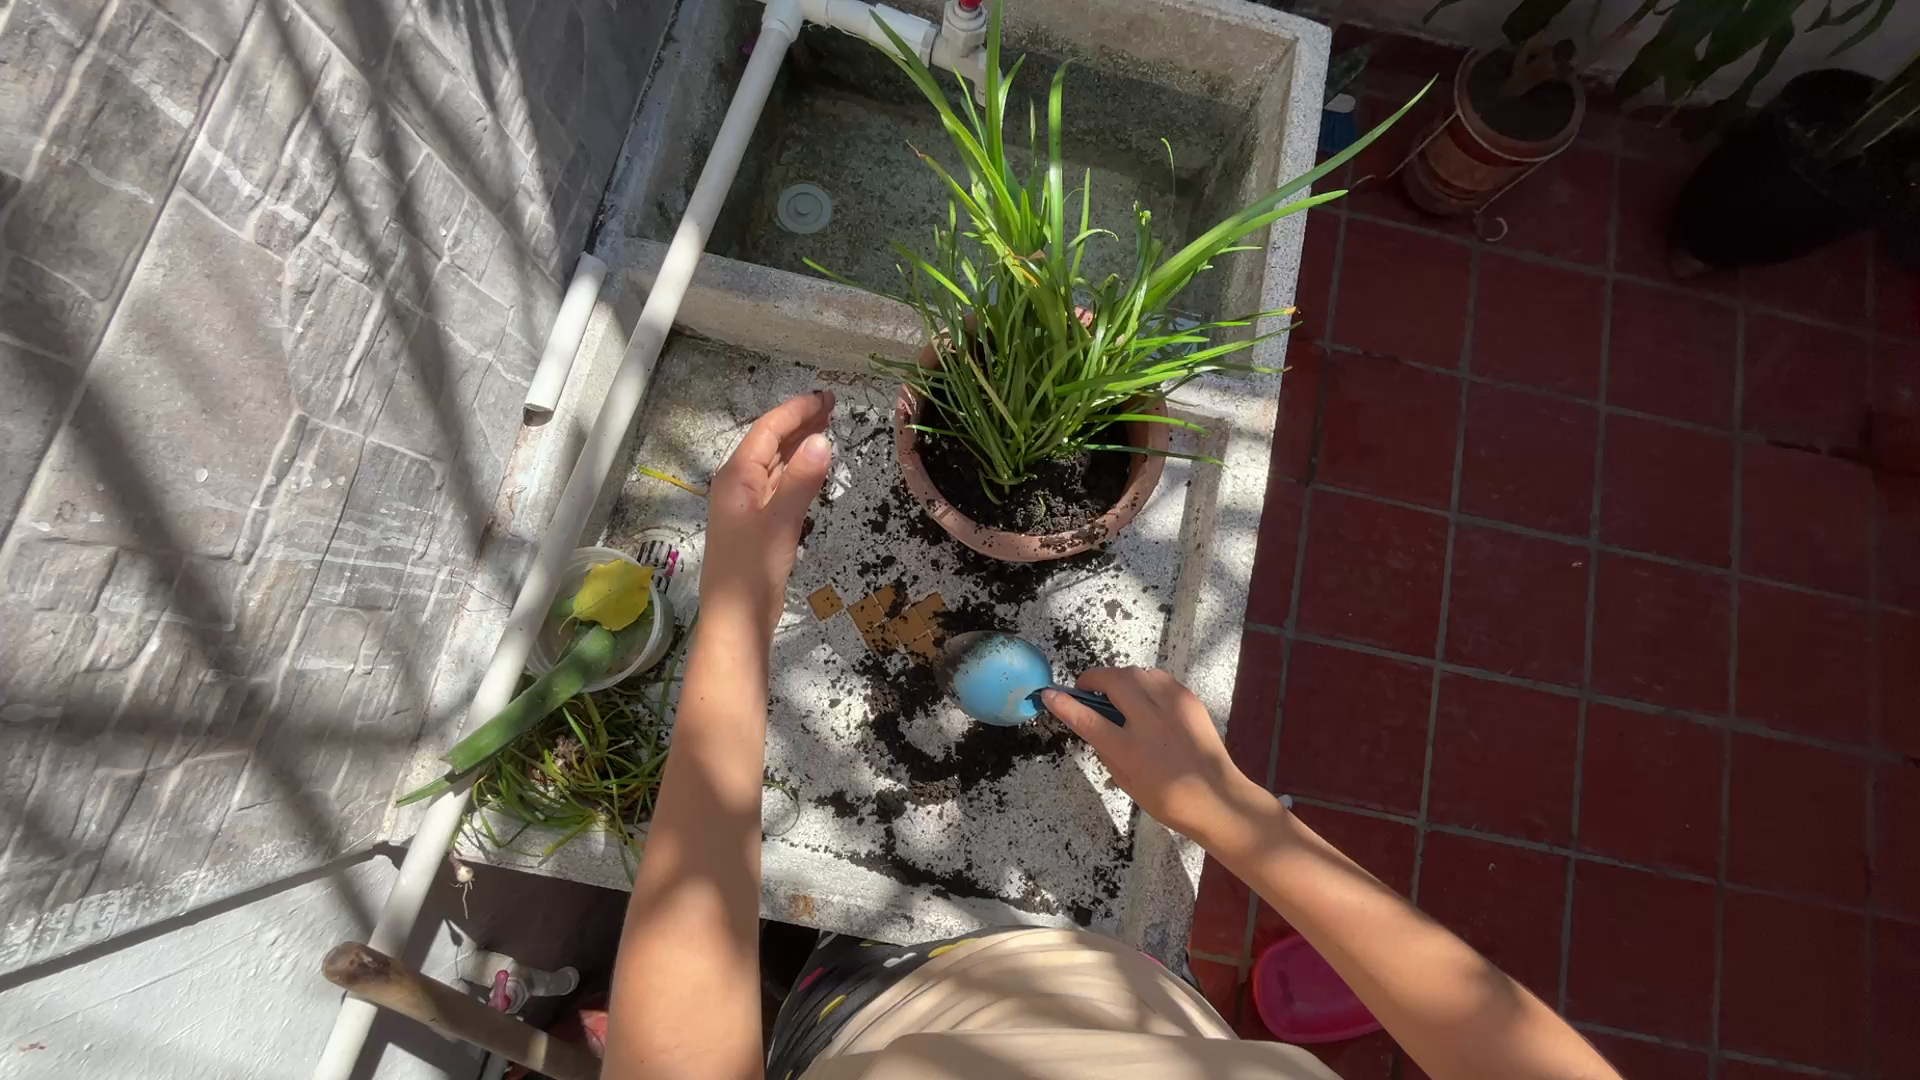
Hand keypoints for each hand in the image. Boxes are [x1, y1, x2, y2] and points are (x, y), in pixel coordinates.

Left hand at [700, 390, 835, 633]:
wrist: (737, 617)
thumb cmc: (752, 568)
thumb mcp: (780, 521)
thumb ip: (801, 480)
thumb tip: (822, 440)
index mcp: (736, 477)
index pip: (768, 430)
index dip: (796, 411)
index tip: (825, 397)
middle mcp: (738, 484)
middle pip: (770, 443)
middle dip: (799, 423)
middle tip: (832, 407)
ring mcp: (748, 505)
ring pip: (775, 464)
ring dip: (799, 445)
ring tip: (827, 429)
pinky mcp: (759, 524)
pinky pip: (780, 485)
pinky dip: (798, 471)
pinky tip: (812, 470)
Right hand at [1043, 668, 1275, 843]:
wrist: (1218, 798)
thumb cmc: (1167, 799)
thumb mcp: (1125, 781)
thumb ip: (1106, 748)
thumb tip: (1094, 722)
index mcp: (1130, 750)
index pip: (1088, 719)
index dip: (1065, 704)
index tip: (1050, 693)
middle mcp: (1150, 722)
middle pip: (1113, 681)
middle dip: (1093, 678)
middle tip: (1088, 689)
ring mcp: (1172, 706)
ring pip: (1136, 672)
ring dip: (1119, 677)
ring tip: (1117, 693)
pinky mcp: (1188, 699)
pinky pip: (1157, 678)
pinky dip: (1143, 681)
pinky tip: (1143, 696)